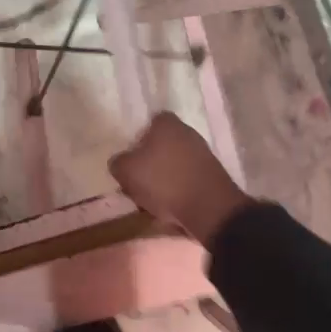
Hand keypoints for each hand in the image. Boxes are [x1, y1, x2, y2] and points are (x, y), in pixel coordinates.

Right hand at [108, 112, 254, 245]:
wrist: (208, 207)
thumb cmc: (163, 181)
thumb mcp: (127, 171)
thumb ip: (118, 162)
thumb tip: (120, 162)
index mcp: (167, 123)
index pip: (148, 124)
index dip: (137, 142)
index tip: (130, 161)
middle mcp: (187, 132)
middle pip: (161, 146)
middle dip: (149, 163)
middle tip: (137, 182)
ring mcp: (202, 153)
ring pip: (173, 164)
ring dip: (163, 179)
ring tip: (151, 200)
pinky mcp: (211, 175)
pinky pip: (186, 180)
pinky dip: (178, 191)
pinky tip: (170, 207)